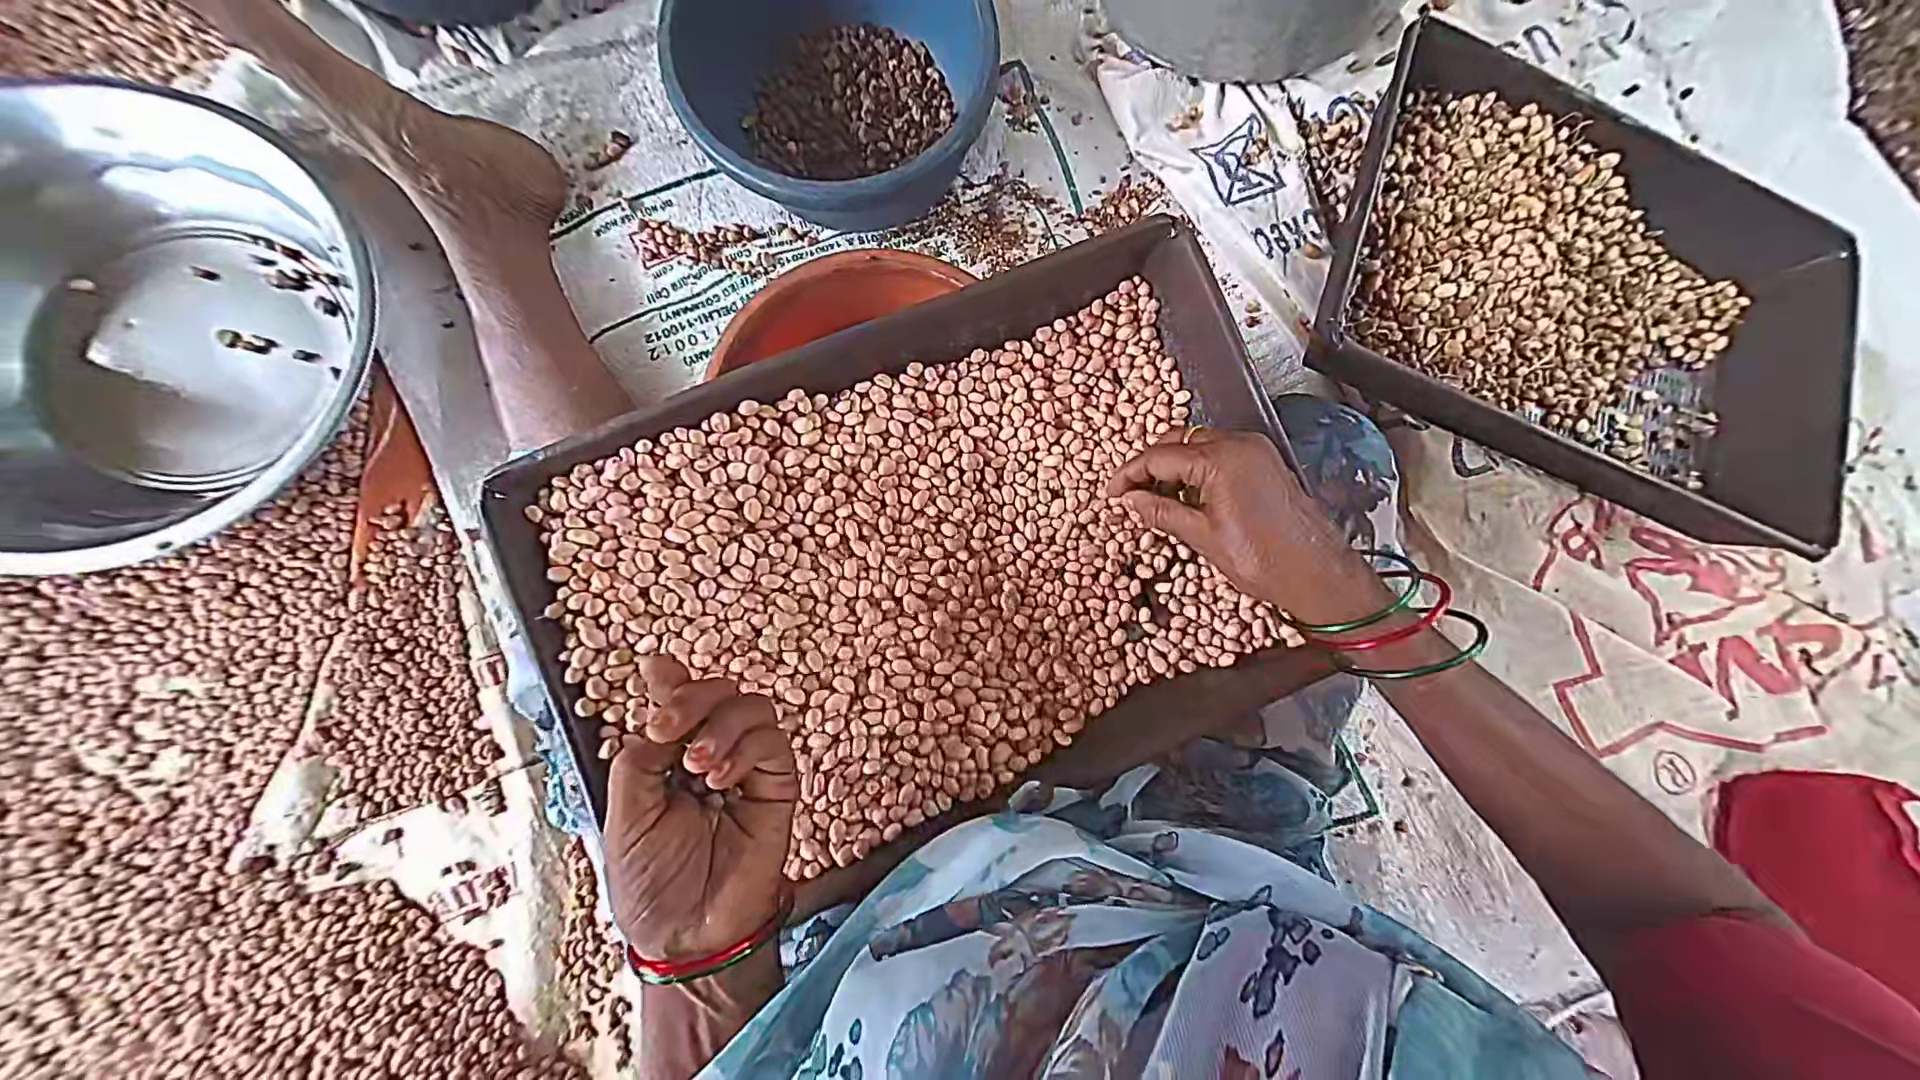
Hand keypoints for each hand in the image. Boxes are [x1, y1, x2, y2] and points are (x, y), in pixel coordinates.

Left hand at [605, 657, 796, 961]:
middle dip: (693, 699)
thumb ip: (640, 754)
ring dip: (721, 726)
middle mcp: (713, 751)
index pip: (682, 698)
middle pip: (720, 691)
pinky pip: (773, 743)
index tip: (656, 674)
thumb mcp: (624, 813)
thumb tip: (659, 704)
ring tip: (697, 767)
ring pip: (752, 707)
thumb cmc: (649, 881)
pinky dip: (745, 749)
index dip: (673, 678)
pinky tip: (720, 780)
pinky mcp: (778, 785)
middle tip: (668, 729)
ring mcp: (749, 766)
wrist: (686, 936)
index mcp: (674, 755)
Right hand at [1106, 429, 1373, 621]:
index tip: (1114, 492)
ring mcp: (1255, 451)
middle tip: (1131, 495)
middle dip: (1150, 467)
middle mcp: (1240, 445)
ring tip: (1155, 501)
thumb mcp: (1201, 537)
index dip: (1130, 474)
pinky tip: (1185, 497)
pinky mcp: (1263, 462)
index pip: (1159, 456)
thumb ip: (1161, 512)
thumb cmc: (1266, 560)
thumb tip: (1131, 500)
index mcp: (1221, 460)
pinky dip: (1196, 470)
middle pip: (1177, 442)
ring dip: (1172, 468)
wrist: (1316, 573)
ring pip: (1197, 446)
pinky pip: (1218, 454)